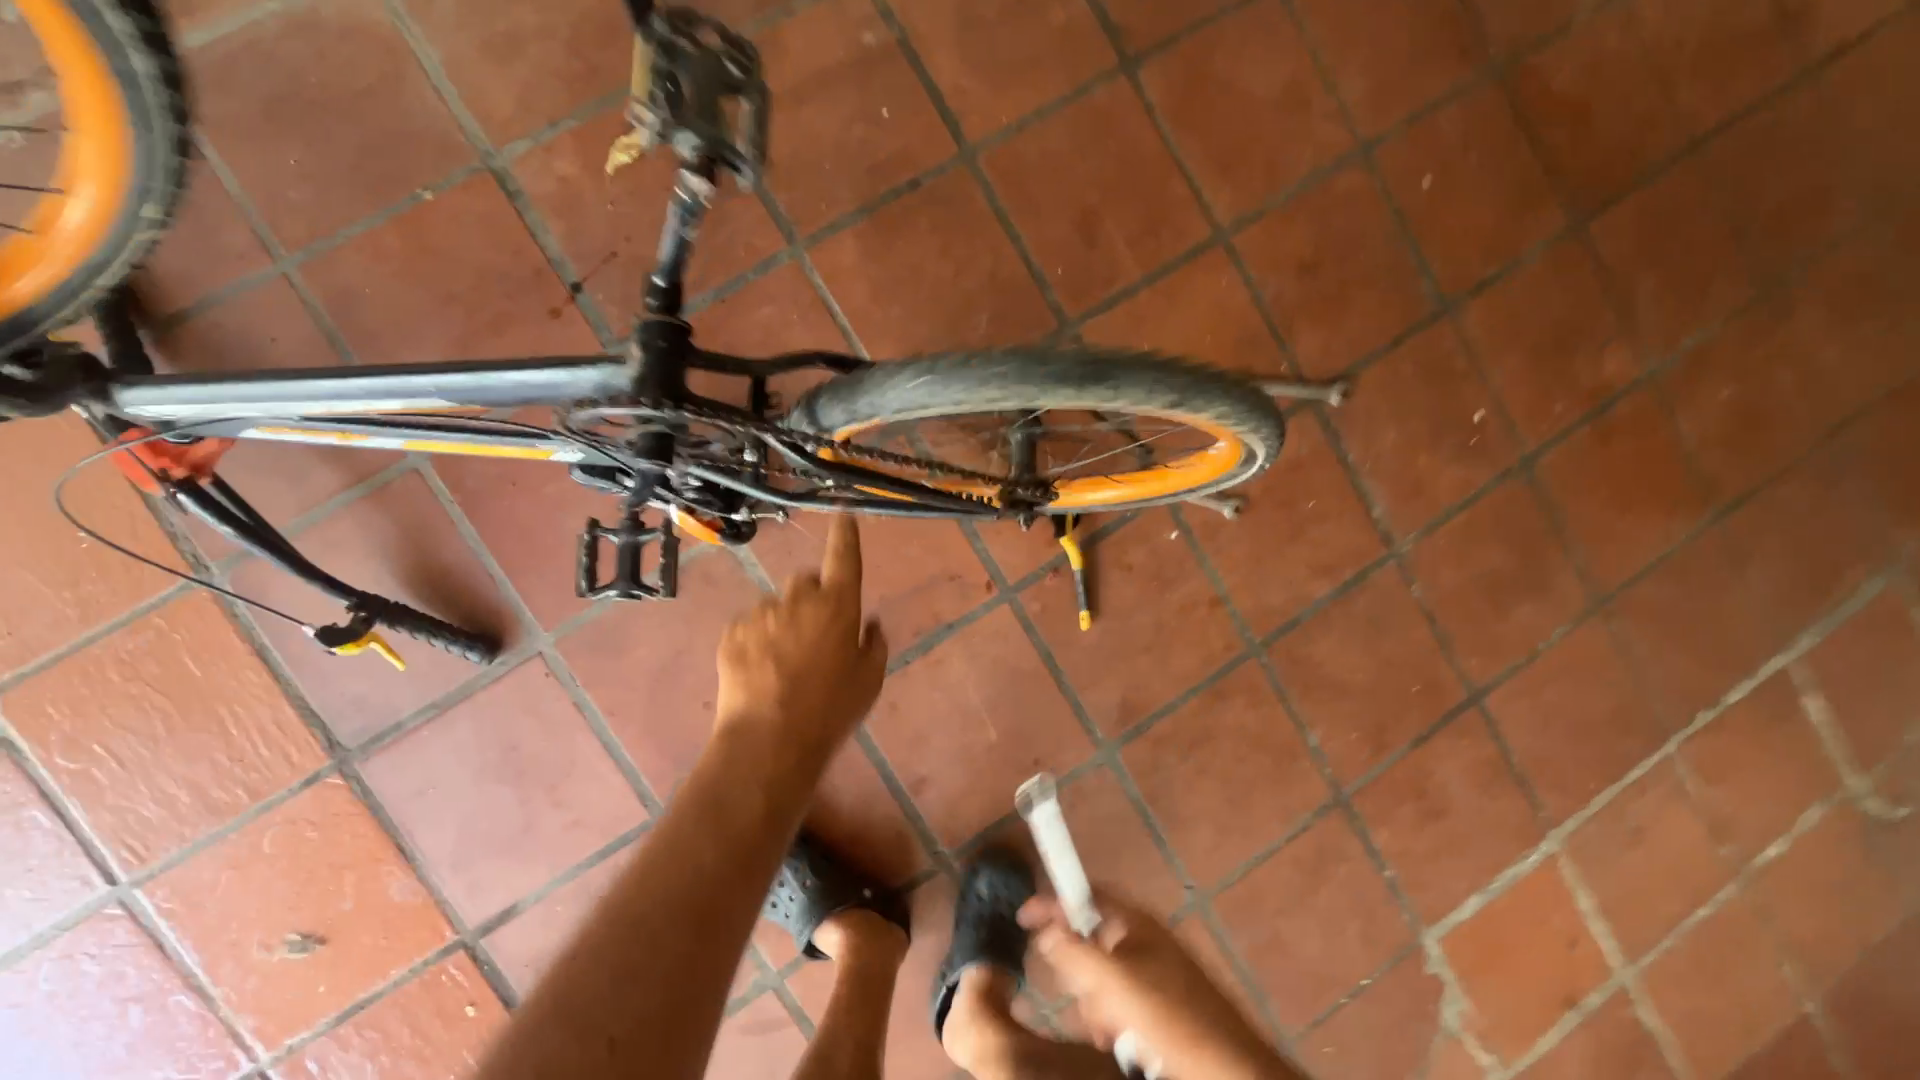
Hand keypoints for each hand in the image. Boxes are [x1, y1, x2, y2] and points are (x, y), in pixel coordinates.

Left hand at [714, 514, 888, 761]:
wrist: (769, 738)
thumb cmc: (831, 710)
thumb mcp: (869, 680)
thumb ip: (873, 644)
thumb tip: (870, 622)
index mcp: (838, 605)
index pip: (844, 557)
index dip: (845, 534)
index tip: (844, 515)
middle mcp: (799, 599)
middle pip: (807, 581)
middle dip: (813, 597)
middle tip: (817, 634)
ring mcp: (761, 613)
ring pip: (777, 606)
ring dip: (784, 622)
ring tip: (785, 663)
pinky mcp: (732, 632)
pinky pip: (750, 626)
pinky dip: (758, 639)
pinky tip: (762, 671)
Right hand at [1021, 892, 1293, 1079]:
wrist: (1228, 1067)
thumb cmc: (1170, 1017)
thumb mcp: (1113, 982)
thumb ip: (1073, 950)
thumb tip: (1044, 927)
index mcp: (1136, 921)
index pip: (1086, 893)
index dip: (1053, 899)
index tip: (1022, 916)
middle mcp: (1145, 939)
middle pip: (1091, 938)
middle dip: (1078, 970)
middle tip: (1076, 996)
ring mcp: (1156, 971)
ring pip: (1103, 976)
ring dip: (1094, 1002)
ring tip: (1104, 1029)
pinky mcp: (1162, 1003)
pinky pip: (1121, 1001)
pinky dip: (1111, 1018)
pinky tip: (1116, 1041)